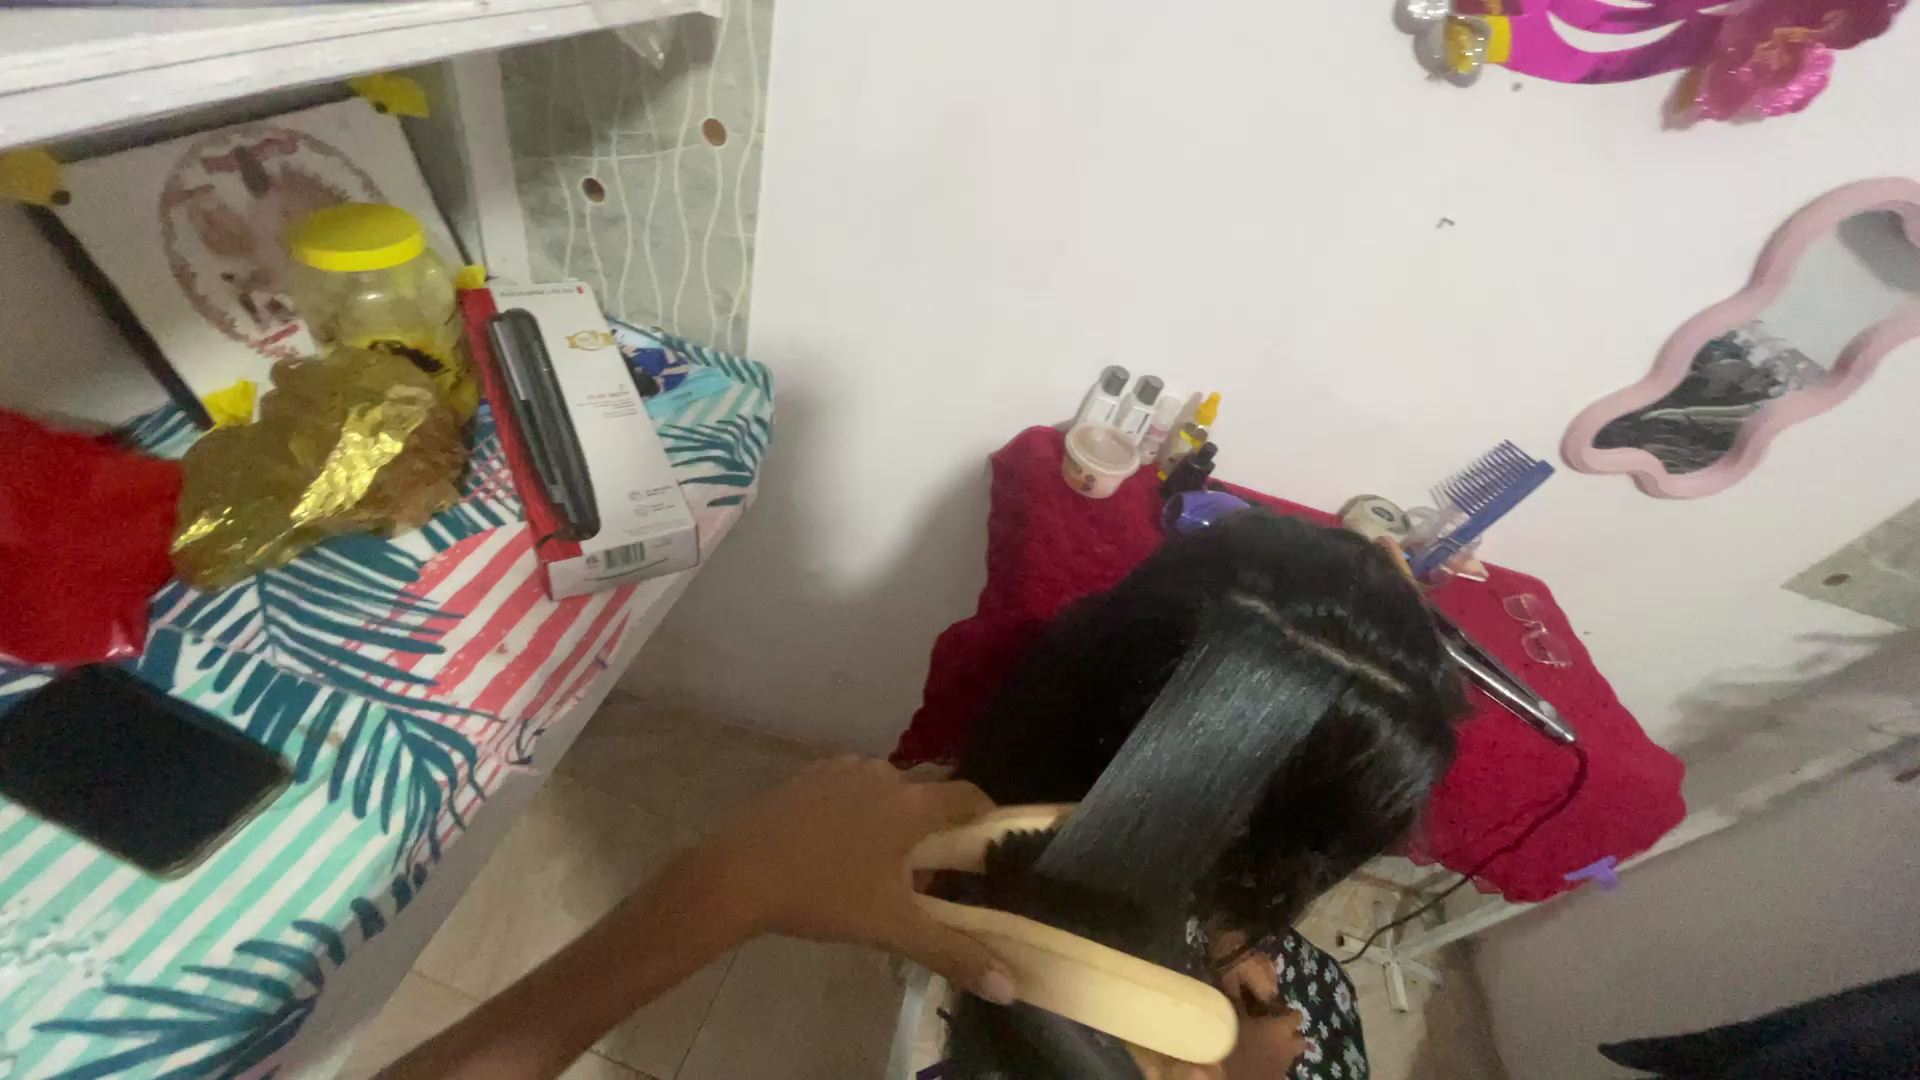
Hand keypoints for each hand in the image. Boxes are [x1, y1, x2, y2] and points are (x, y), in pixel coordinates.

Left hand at [695, 756, 1017, 1004]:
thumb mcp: (891, 927)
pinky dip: (858, 805)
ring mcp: (847, 766)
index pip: (967, 795)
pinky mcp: (815, 770)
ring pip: (887, 789)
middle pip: (925, 794)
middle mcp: (886, 773)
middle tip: (925, 868)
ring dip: (892, 815)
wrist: (741, 872)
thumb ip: (952, 952)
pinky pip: (853, 784)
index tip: (988, 839)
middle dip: (932, 826)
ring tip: (875, 858)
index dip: (984, 813)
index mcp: (912, 804)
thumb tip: (1009, 987)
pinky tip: (837, 839)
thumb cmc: (824, 895)